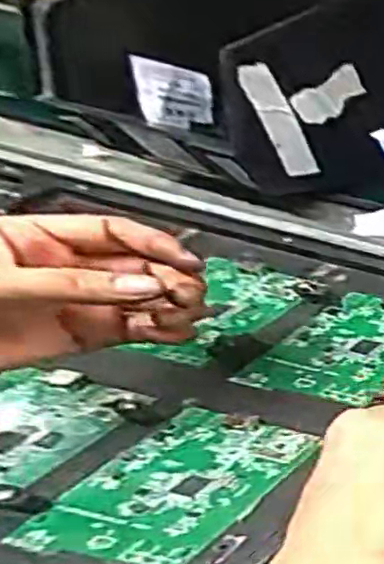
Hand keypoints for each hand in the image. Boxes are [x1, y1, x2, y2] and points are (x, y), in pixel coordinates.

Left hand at [0, 214, 207, 368]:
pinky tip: (172, 330)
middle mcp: (71, 269)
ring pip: (154, 298)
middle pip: (145, 267)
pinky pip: (146, 328)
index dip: (155, 243)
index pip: (114, 232)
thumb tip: (143, 286)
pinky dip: (169, 330)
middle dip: (173, 279)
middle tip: (185, 293)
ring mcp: (86, 301)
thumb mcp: (1, 281)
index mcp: (40, 241)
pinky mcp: (94, 331)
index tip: (186, 259)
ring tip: (180, 313)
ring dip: (178, 305)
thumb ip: (74, 284)